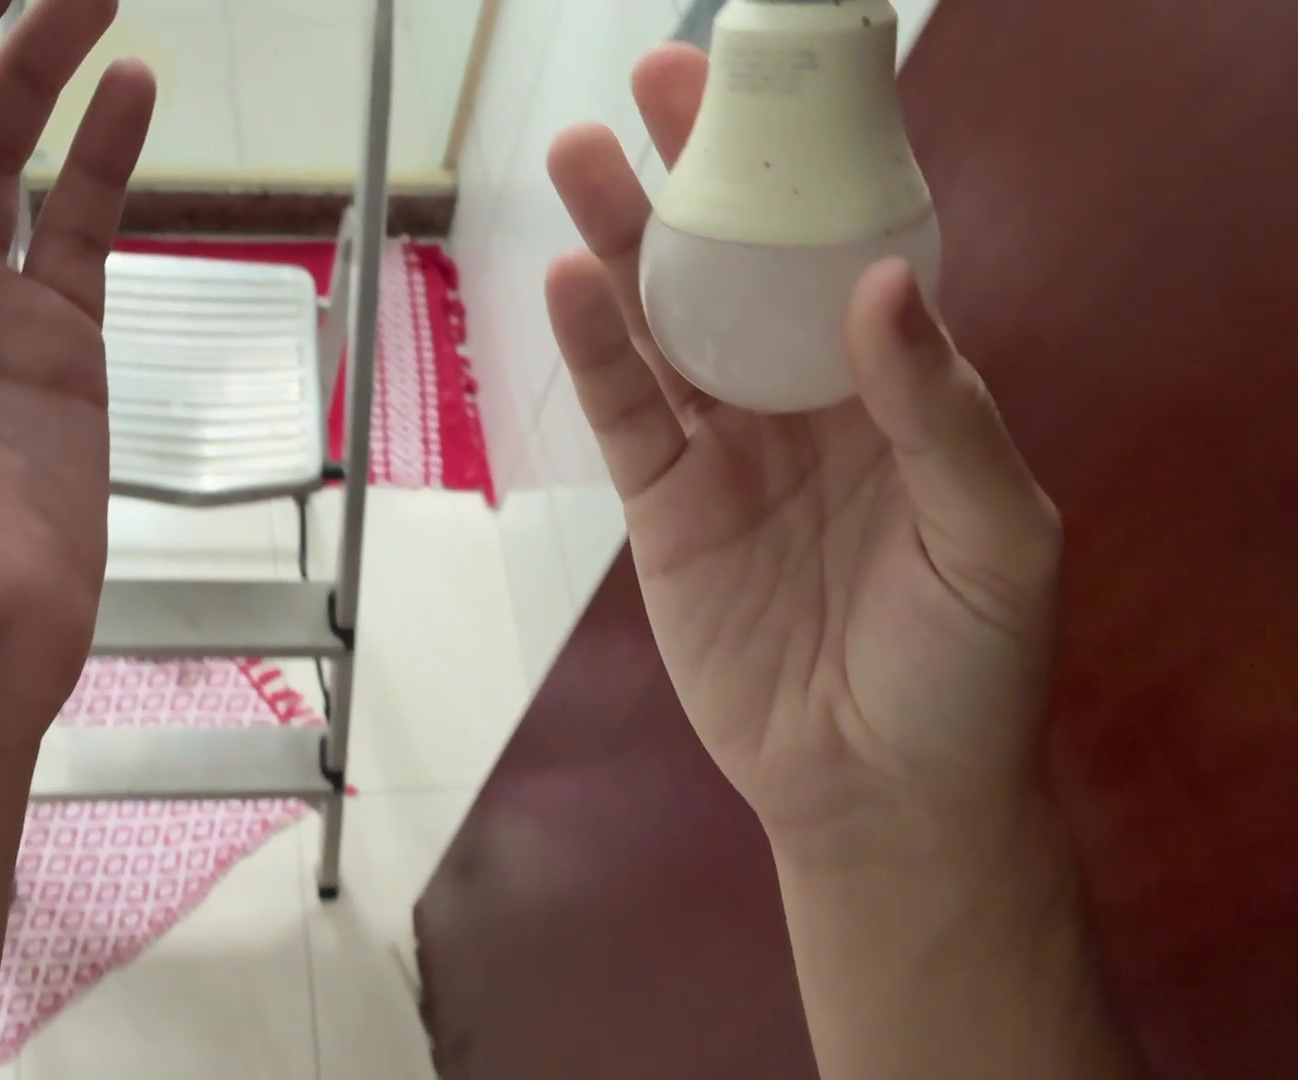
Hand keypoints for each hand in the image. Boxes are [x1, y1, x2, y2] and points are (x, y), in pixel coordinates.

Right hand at [545, 46, 1062, 851]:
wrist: (869, 779)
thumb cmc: (958, 664)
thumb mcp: (990, 535)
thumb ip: (937, 411)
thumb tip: (876, 286)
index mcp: (889, 390)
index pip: (838, 251)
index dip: (800, 170)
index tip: (758, 89)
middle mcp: (794, 403)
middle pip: (729, 276)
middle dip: (686, 186)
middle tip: (640, 96)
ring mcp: (717, 452)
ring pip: (658, 332)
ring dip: (618, 250)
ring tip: (578, 165)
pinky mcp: (658, 504)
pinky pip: (623, 416)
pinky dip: (594, 354)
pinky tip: (569, 290)